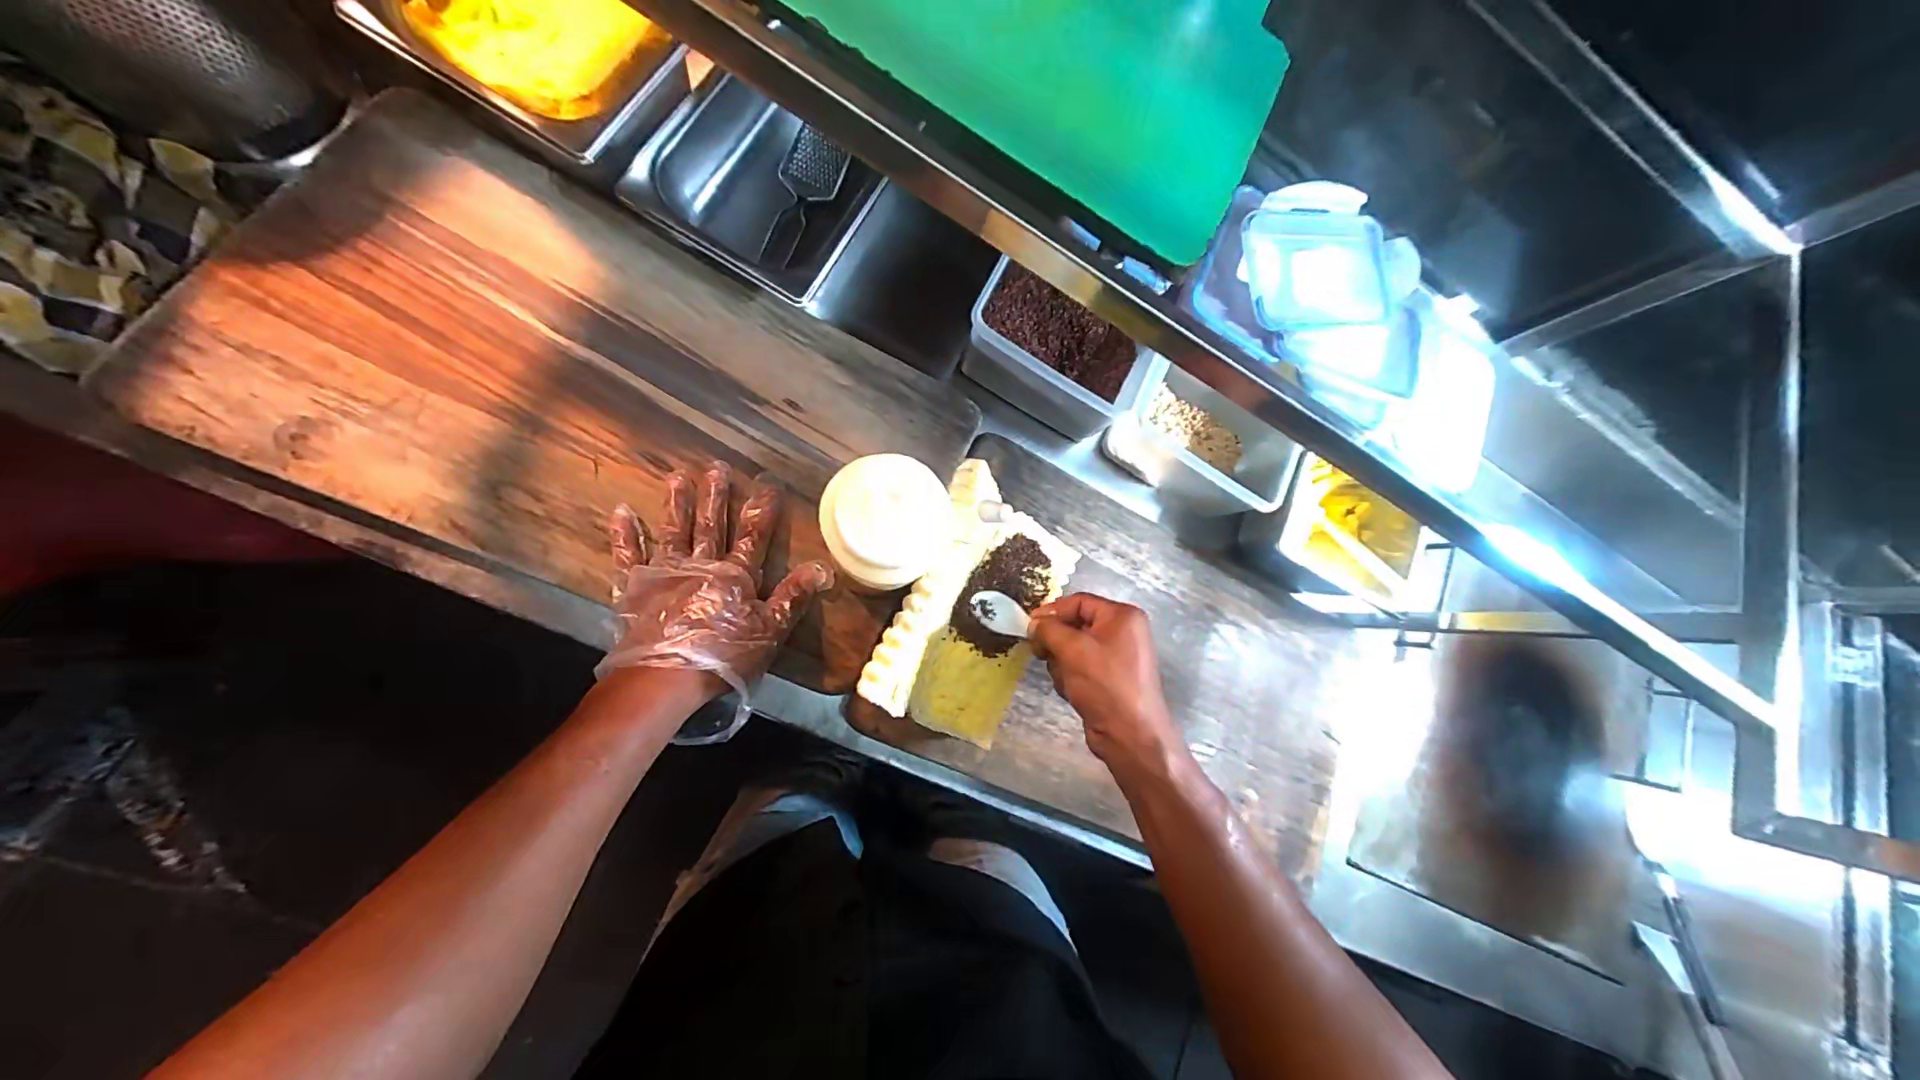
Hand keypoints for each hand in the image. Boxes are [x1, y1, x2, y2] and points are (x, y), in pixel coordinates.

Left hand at [598, 462, 832, 709]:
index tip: (768, 484)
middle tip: (717, 468)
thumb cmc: (724, 656)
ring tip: (679, 477)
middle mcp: (701, 565)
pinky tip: (623, 511)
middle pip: (712, 526)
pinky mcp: (636, 587)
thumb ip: (793, 597)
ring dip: (678, 503)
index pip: (754, 535)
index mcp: (736, 576)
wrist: (665, 677)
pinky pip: (629, 555)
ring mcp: (666, 573)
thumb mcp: (770, 631)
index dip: (762, 510)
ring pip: (675, 531)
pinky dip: (626, 533)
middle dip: (716, 497)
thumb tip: (822, 567)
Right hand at [1029, 593, 1187, 785]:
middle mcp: (1122, 632)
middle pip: (1074, 625)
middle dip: (1057, 642)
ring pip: (1073, 648)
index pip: (1079, 602)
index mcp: (1122, 616)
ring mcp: (1117, 657)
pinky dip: (1071, 678)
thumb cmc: (1105, 685)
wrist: (1131, 735)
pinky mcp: (1109, 679)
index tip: (1029, 626)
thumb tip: (1034, 624)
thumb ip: (1048, 629)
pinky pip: (1080, 667)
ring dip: (1062, 663)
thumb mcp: (1072, 649)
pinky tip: (1073, 692)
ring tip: (1067, 680)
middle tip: (1042, 654)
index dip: (1051, 611)